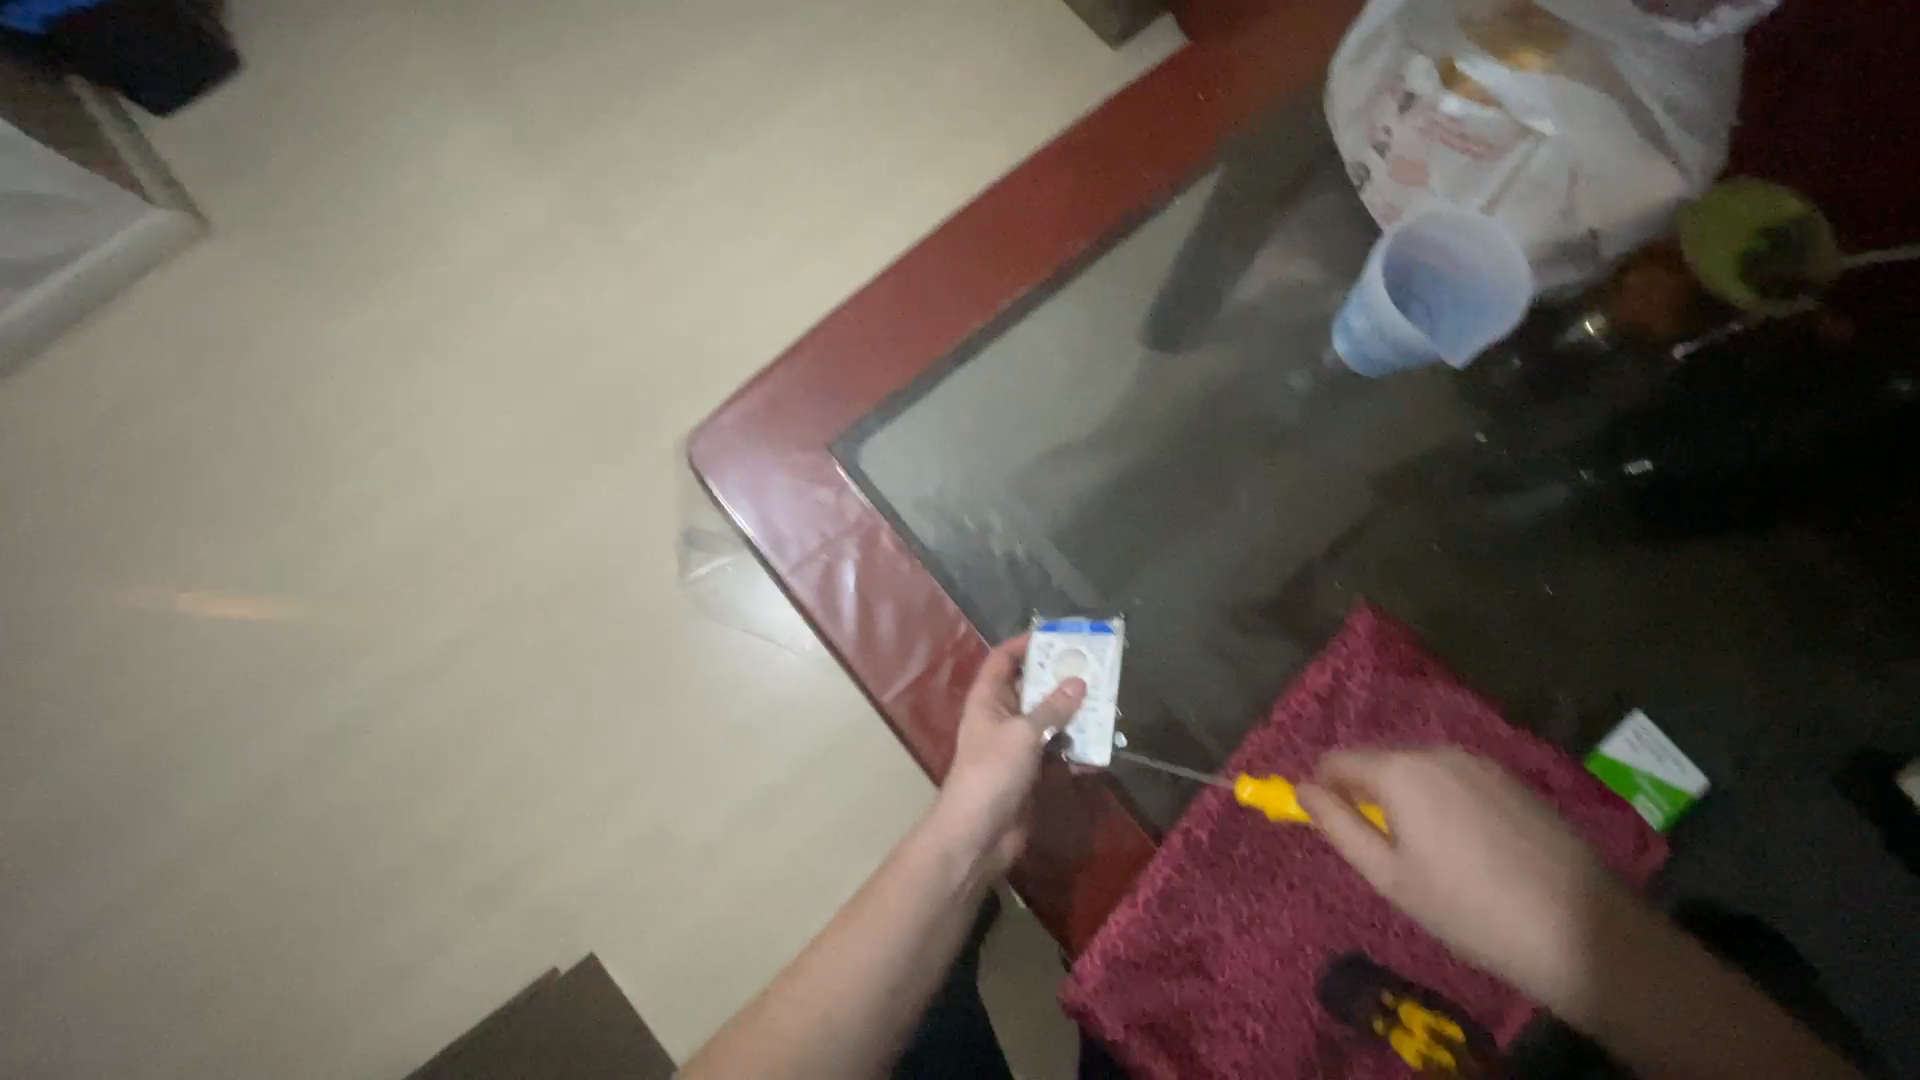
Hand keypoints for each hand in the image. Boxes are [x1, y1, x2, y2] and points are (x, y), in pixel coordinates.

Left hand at [932, 635, 1085, 874]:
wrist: (978, 834)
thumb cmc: (992, 772)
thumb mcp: (1023, 733)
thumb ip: (1052, 708)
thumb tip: (1078, 681)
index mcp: (988, 699)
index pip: (1003, 660)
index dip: (1024, 644)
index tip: (1057, 636)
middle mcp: (1001, 718)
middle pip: (1032, 689)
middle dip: (1061, 681)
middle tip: (1095, 669)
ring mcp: (1016, 748)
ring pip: (1049, 723)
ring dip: (1075, 717)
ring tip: (1107, 707)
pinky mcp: (1031, 775)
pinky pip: (1057, 755)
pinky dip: (1076, 753)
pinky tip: (1100, 753)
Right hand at [1297, 747, 1630, 1010]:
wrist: (1587, 934)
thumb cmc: (1470, 910)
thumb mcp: (1389, 878)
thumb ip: (1338, 826)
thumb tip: (1302, 789)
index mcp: (1399, 770)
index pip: (1336, 760)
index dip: (1323, 790)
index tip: (1334, 828)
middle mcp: (1436, 751)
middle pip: (1378, 762)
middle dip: (1367, 795)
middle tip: (1386, 852)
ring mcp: (1480, 762)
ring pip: (1418, 770)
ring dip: (1407, 798)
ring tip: (1431, 854)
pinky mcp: (1513, 779)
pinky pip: (1455, 778)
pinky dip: (1444, 801)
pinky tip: (1471, 848)